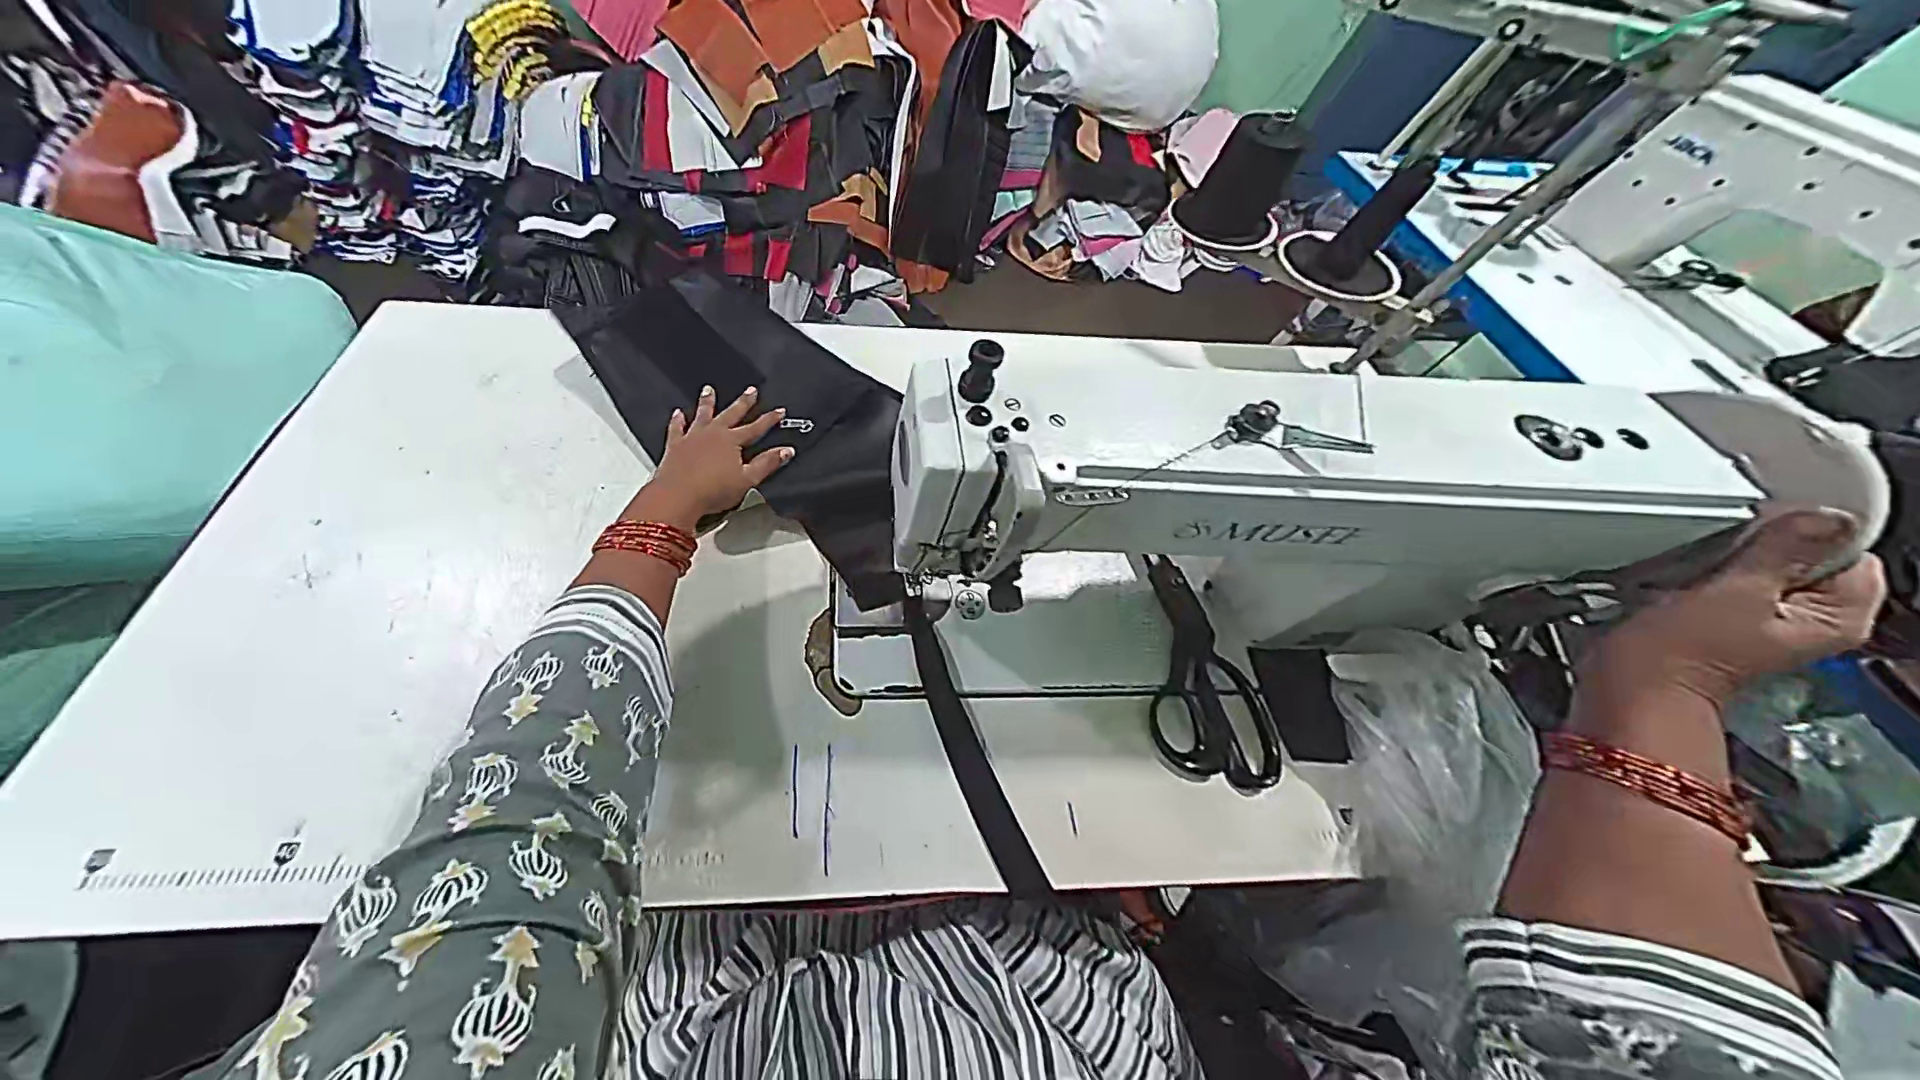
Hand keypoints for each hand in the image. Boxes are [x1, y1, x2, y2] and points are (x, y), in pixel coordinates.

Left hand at [623, 386, 791, 529]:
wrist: (678, 496)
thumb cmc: (713, 490)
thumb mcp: (748, 479)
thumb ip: (767, 463)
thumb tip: (786, 451)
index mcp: (732, 441)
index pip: (756, 427)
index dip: (769, 419)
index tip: (779, 411)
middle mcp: (712, 434)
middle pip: (731, 414)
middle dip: (743, 402)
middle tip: (751, 390)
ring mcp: (692, 437)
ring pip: (703, 414)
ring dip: (707, 402)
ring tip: (709, 390)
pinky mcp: (675, 446)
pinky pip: (677, 428)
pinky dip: (678, 420)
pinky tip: (678, 413)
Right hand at [1583, 509, 1885, 709]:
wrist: (1628, 683)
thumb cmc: (1678, 658)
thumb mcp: (1734, 595)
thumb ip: (1781, 552)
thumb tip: (1825, 518)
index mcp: (1835, 616)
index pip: (1846, 550)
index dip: (1804, 532)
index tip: (1758, 532)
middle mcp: (1804, 618)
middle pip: (1797, 554)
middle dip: (1752, 546)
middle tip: (1715, 562)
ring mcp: (1758, 617)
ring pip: (1752, 563)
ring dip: (1716, 559)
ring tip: (1688, 577)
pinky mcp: (1718, 615)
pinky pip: (1717, 577)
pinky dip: (1694, 571)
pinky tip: (1674, 583)